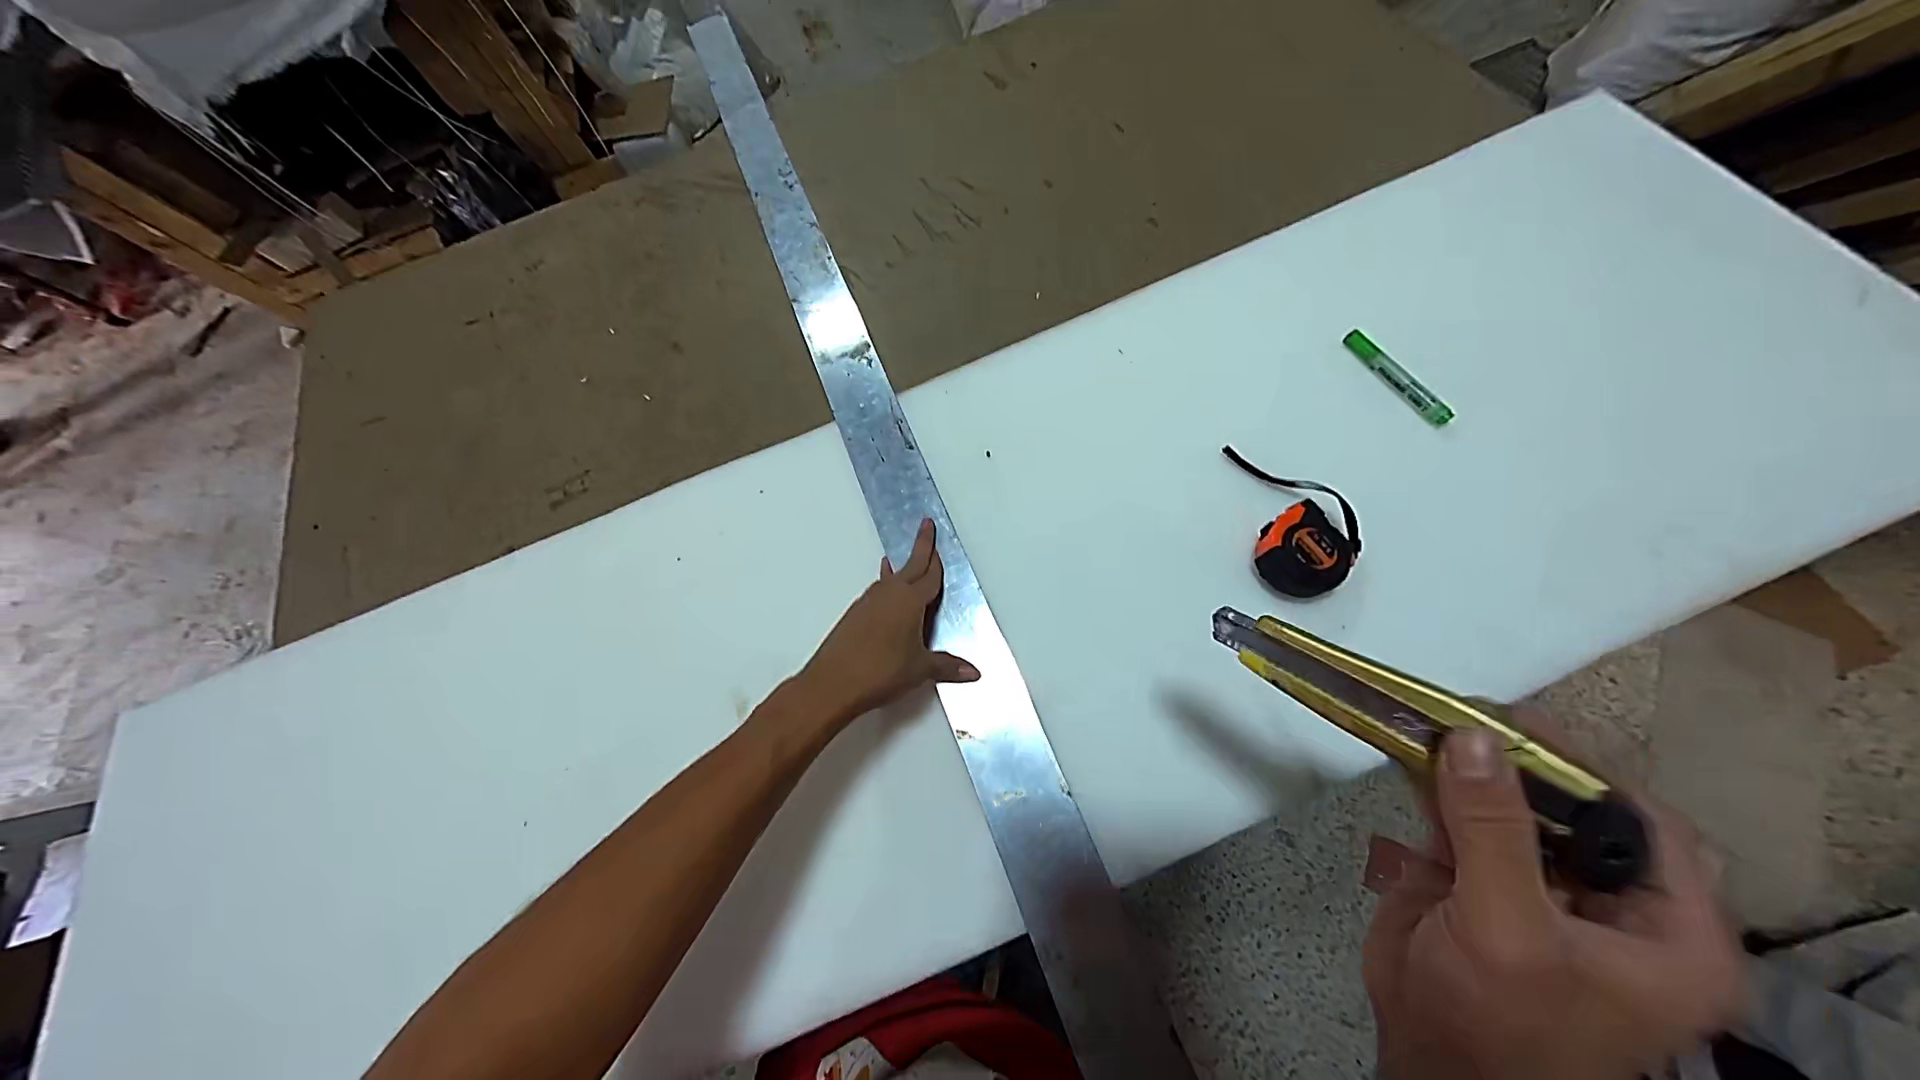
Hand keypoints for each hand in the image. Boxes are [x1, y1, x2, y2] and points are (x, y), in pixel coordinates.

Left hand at [796, 518, 980, 724]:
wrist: (832, 684)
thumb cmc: (878, 671)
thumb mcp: (921, 669)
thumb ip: (947, 666)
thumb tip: (970, 671)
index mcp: (909, 600)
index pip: (929, 573)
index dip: (935, 556)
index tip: (933, 533)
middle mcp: (888, 595)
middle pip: (910, 566)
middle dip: (919, 548)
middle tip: (925, 530)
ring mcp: (867, 604)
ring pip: (890, 580)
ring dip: (901, 571)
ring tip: (905, 565)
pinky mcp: (854, 617)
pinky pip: (876, 594)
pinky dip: (886, 590)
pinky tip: (886, 600)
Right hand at [1363, 724, 1744, 1079]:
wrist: (1428, 1060)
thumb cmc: (1501, 1017)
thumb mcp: (1508, 928)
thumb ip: (1493, 830)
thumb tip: (1472, 736)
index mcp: (1665, 929)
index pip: (1646, 827)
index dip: (1588, 771)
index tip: (1519, 724)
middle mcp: (1606, 899)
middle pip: (1574, 808)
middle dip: (1521, 760)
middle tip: (1470, 714)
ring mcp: (1533, 885)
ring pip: (1511, 806)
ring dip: (1473, 765)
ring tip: (1435, 718)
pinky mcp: (1474, 877)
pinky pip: (1461, 817)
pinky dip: (1436, 782)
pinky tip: (1413, 750)